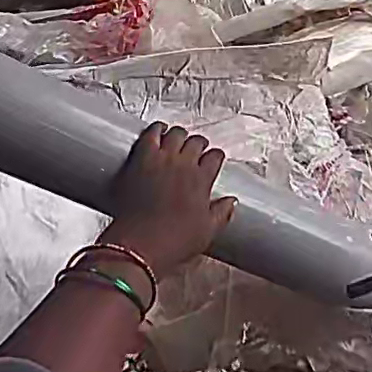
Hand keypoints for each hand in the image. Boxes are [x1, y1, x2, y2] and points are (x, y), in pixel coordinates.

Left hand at [100, 123, 235, 275]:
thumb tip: (231, 202)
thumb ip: (221, 213)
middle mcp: (184, 164)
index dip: (215, 156)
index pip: (215, 157)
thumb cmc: (172, 240)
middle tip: (197, 147)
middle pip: (196, 141)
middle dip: (199, 143)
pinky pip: (151, 133)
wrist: (140, 242)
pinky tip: (158, 130)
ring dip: (179, 134)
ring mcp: (162, 158)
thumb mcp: (206, 232)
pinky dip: (156, 129)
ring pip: (176, 133)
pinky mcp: (141, 156)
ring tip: (179, 138)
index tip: (214, 158)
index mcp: (202, 180)